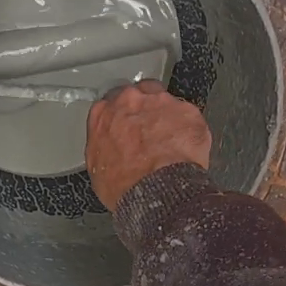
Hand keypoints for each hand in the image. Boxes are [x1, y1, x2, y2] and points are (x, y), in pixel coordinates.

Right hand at [85, 80, 212, 210]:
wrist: (155, 191)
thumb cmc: (125, 184)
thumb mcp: (97, 168)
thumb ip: (103, 145)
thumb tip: (110, 149)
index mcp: (104, 114)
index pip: (110, 104)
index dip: (121, 117)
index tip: (125, 127)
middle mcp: (131, 101)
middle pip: (140, 94)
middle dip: (145, 110)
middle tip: (148, 134)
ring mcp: (161, 103)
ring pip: (165, 102)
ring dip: (167, 118)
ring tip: (168, 144)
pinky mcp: (187, 111)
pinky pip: (188, 117)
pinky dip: (187, 131)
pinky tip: (184, 149)